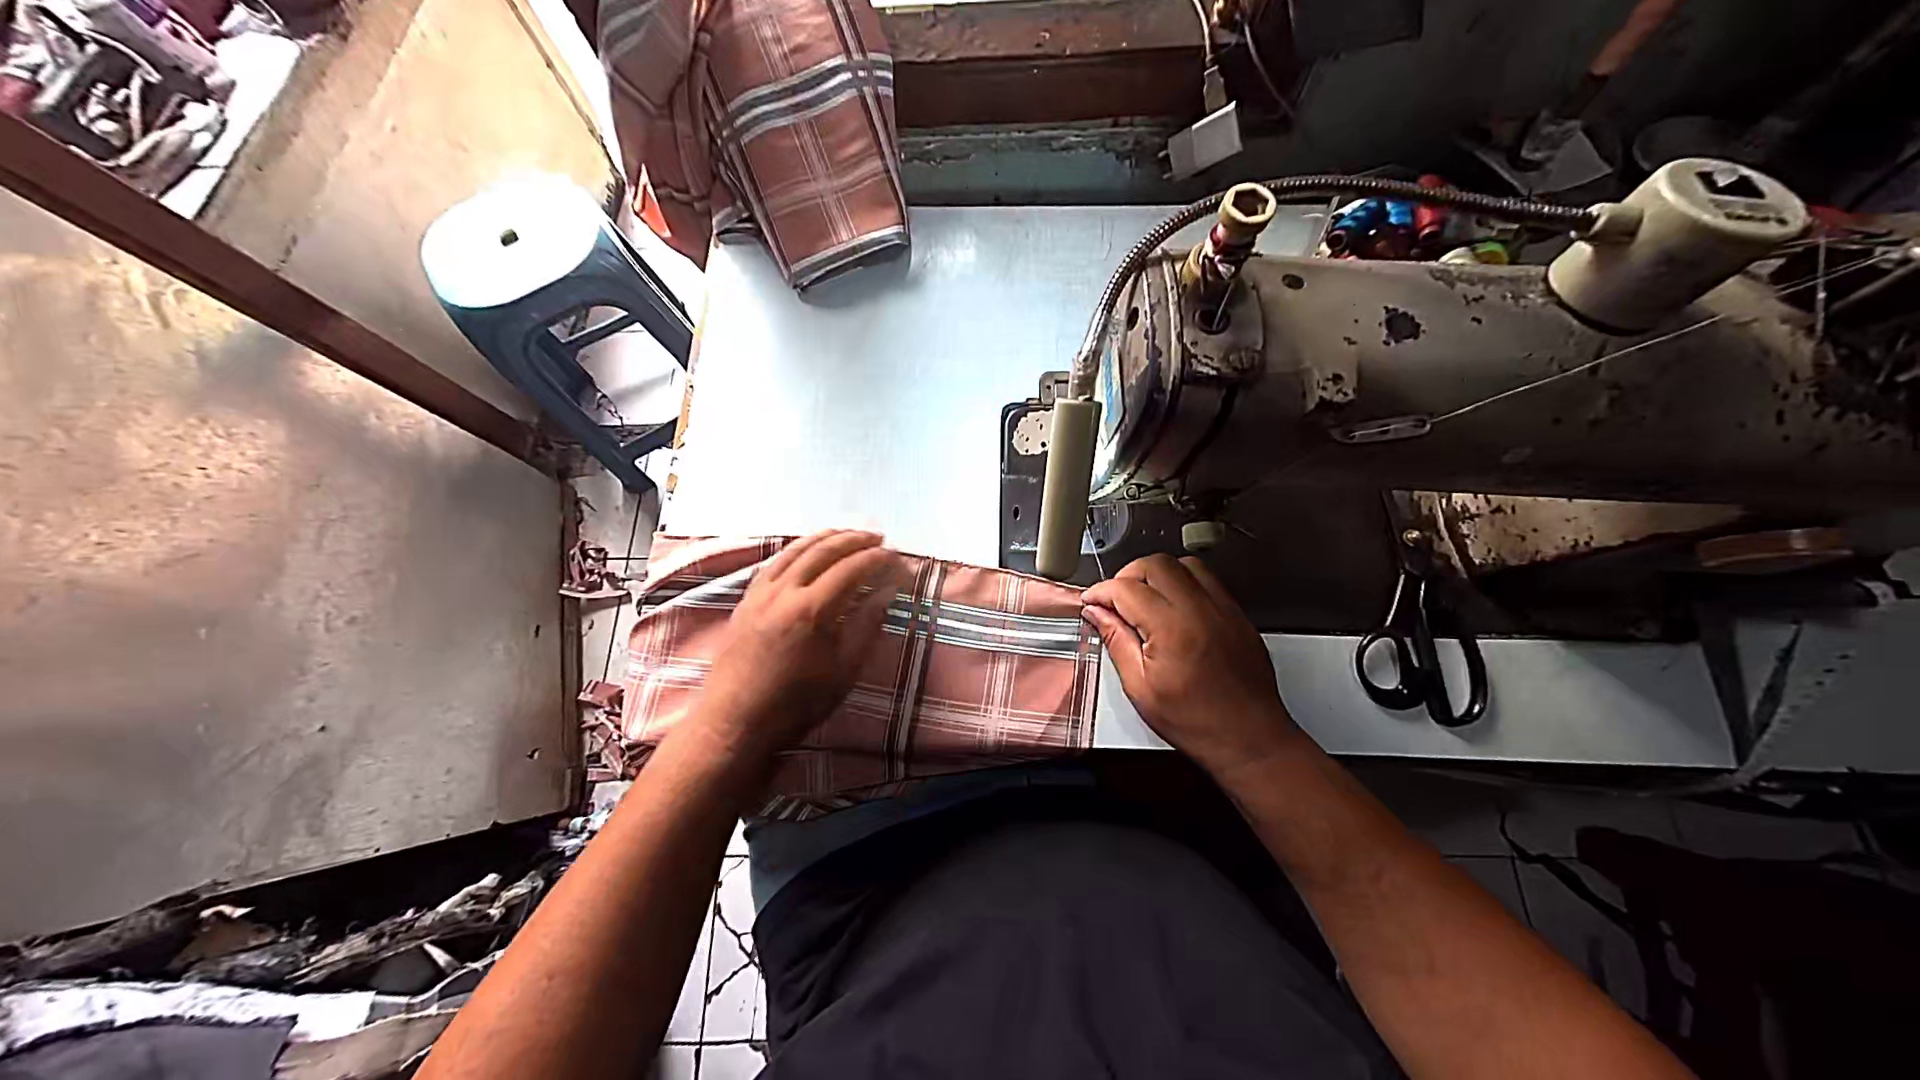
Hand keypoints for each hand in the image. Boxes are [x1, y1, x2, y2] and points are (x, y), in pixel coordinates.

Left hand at [689, 530, 909, 760]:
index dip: (879, 560)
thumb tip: (886, 594)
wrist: (736, 722)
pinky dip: (797, 549)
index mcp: (813, 610)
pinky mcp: (746, 599)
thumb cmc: (797, 705)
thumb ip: (866, 627)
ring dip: (826, 537)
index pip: (853, 569)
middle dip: (855, 540)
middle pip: (825, 551)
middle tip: (880, 538)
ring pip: (797, 550)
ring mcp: (761, 592)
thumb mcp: (843, 671)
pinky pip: (775, 562)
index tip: (898, 558)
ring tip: (849, 534)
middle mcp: (785, 592)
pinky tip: (808, 550)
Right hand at [1081, 554, 1302, 776]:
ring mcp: (1223, 610)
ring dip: (1157, 574)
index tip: (1092, 601)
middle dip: (1127, 575)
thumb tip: (1097, 613)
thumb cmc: (1197, 723)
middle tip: (1115, 598)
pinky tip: (1172, 606)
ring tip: (1144, 598)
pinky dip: (1184, 582)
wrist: (1248, 738)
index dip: (1101, 591)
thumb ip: (1116, 641)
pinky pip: (1208, 580)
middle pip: (1155, 564)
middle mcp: (1200, 611)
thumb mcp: (1140, 688)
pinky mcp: (1237, 615)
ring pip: (1184, 564)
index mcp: (1172, 630)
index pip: (1126, 588)